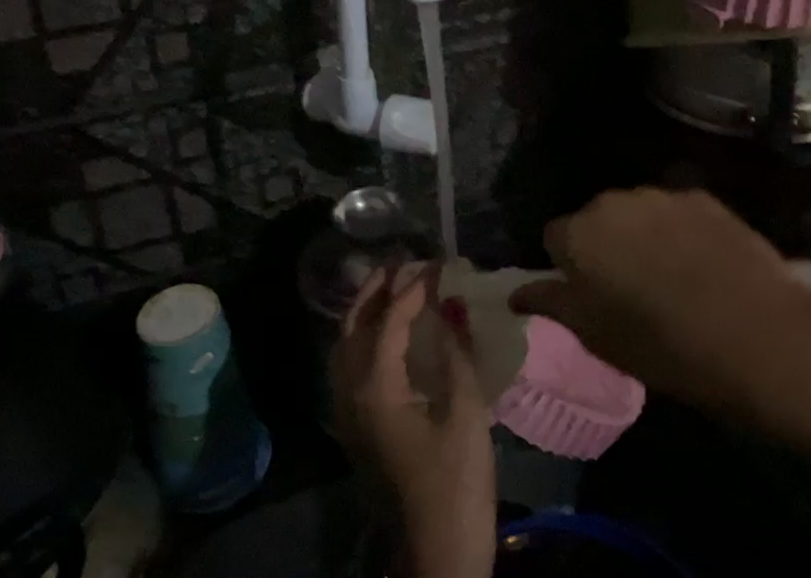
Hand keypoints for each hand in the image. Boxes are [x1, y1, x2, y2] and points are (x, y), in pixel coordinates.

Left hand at [331, 264, 495, 577]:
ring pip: (344, 345)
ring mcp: (345, 411)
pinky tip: (384, 335)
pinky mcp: (353, 427)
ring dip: (365, 310)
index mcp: (374, 386)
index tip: (437, 262)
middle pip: (353, 324)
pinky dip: (362, 338)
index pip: (389, 319)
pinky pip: (347, 366)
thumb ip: (455, 354)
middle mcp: (348, 391)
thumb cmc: (456, 484)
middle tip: (402, 260)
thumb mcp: (466, 415)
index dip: (414, 288)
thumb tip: (449, 306)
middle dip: (376, 288)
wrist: (435, 553)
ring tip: (391, 287)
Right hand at [511, 188, 810, 417]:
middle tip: (629, 288)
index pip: (554, 239)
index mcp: (576, 233)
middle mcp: (611, 202)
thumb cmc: (660, 345)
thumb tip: (514, 294)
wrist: (756, 336)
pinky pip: (677, 212)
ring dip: (642, 235)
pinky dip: (680, 232)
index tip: (590, 295)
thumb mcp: (594, 336)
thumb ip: (550, 304)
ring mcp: (661, 196)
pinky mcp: (705, 198)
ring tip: (670, 275)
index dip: (569, 267)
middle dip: (605, 245)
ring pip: (637, 213)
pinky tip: (702, 265)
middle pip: (595, 220)